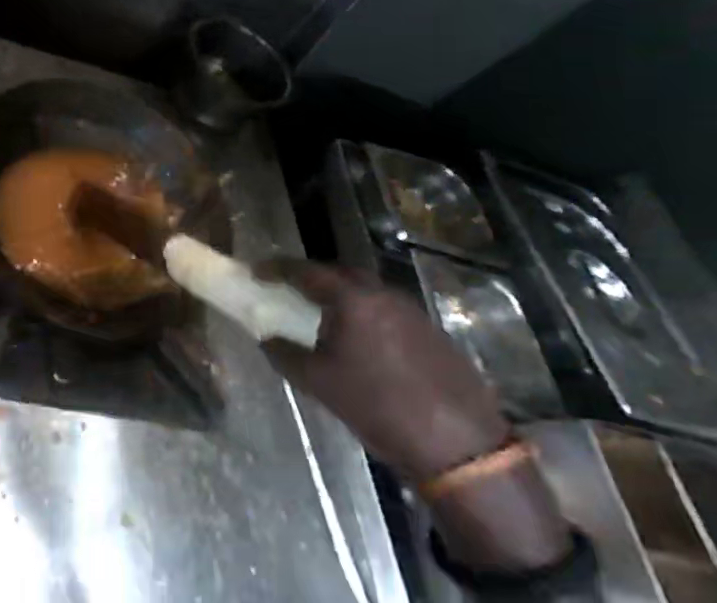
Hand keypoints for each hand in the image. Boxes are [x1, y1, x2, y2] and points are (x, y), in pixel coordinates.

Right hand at [256, 260, 507, 480]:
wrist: (460, 447)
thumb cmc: (378, 407)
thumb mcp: (319, 383)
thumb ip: (284, 354)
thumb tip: (266, 338)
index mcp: (352, 299)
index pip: (306, 271)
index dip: (277, 269)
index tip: (256, 272)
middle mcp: (383, 294)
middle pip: (339, 273)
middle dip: (311, 277)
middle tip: (288, 288)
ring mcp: (412, 311)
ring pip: (366, 291)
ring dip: (341, 296)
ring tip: (321, 313)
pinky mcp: (432, 331)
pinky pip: (387, 310)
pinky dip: (364, 313)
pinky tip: (359, 338)